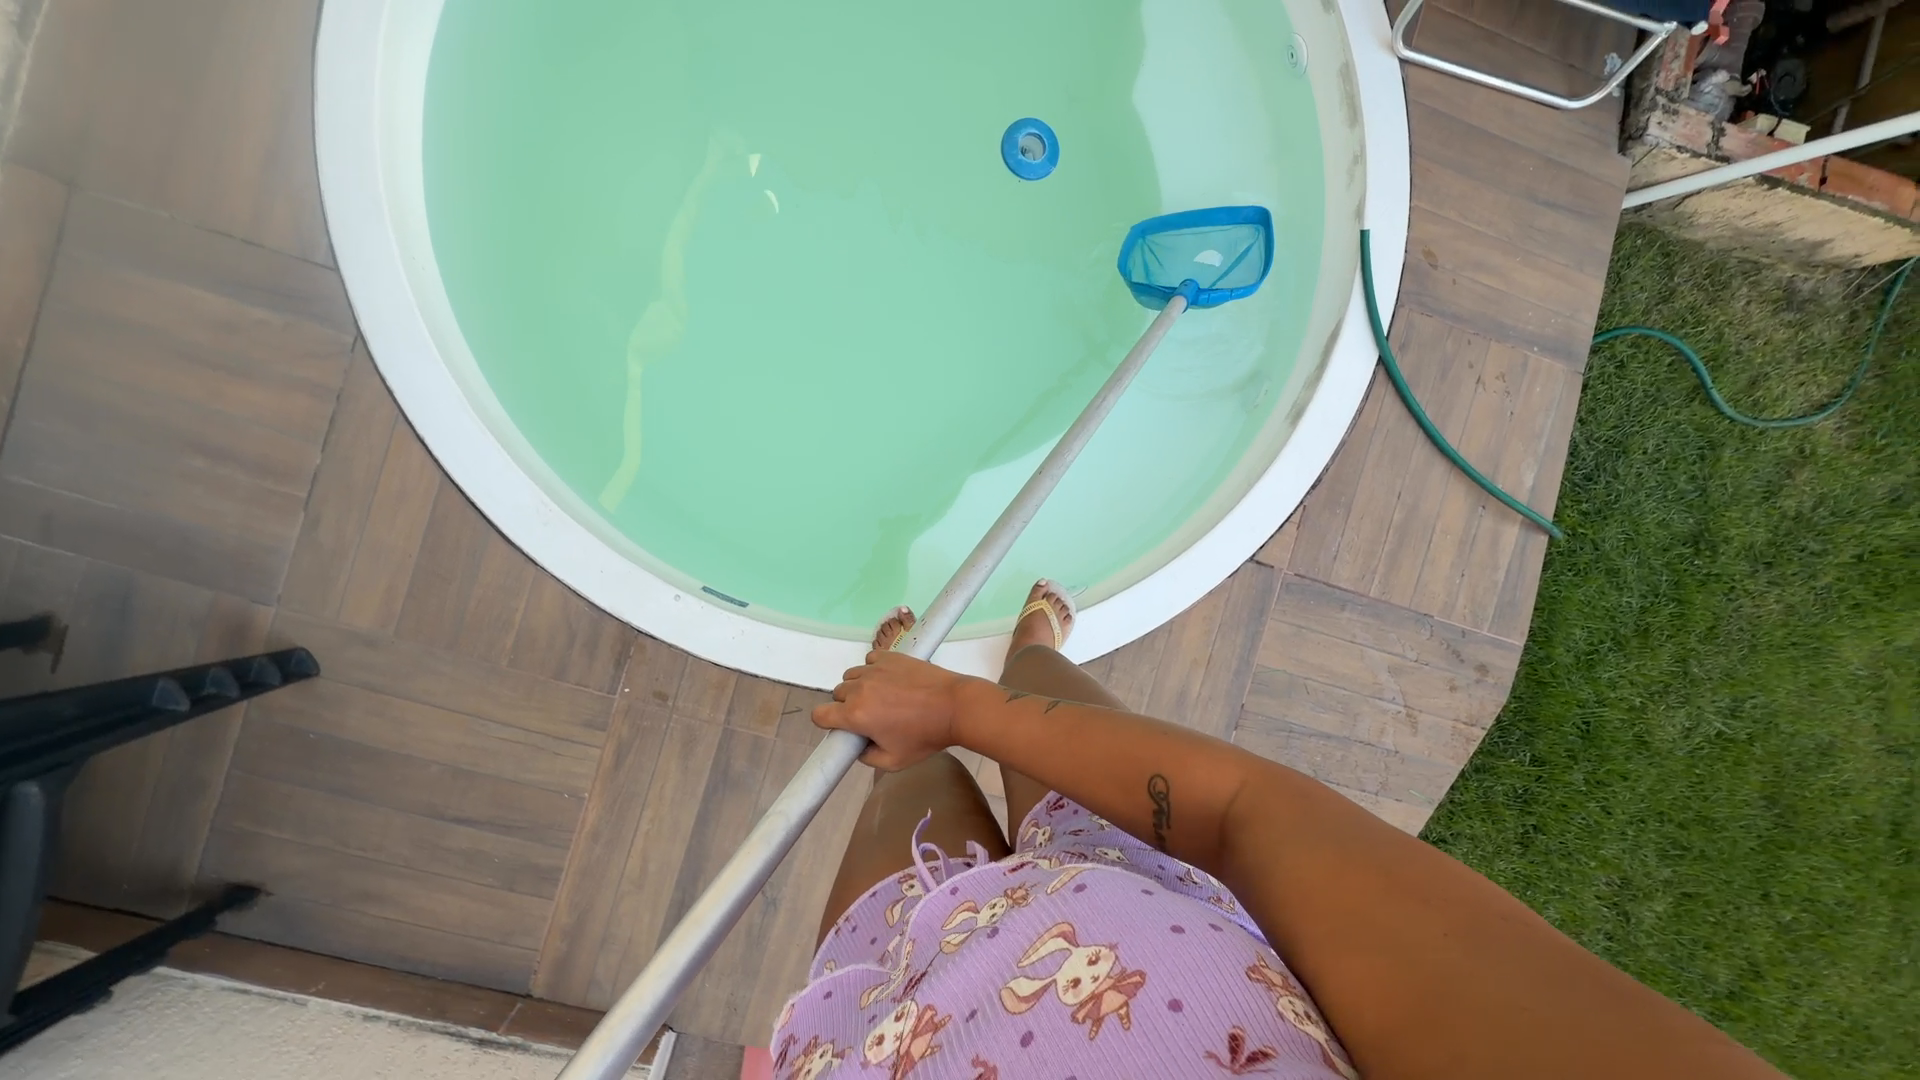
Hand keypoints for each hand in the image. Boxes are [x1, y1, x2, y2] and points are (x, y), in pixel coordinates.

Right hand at [812, 651, 974, 769]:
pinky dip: (873, 669)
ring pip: (852, 676)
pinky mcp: (890, 656)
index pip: (819, 714)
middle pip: (838, 694)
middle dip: (847, 705)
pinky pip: (869, 660)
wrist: (954, 706)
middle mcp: (859, 689)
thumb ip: (868, 757)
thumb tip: (859, 747)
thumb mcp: (894, 761)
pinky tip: (889, 680)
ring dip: (859, 687)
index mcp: (856, 715)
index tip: (841, 726)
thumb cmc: (925, 736)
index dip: (826, 722)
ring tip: (881, 697)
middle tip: (871, 715)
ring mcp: (874, 669)